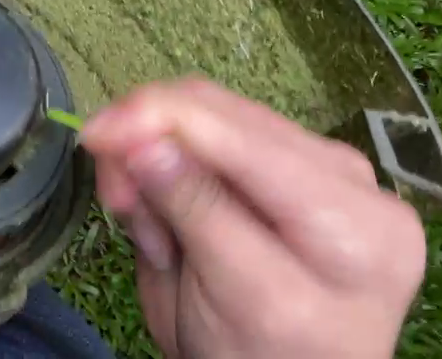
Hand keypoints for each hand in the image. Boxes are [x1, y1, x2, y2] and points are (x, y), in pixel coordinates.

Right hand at [83, 79, 425, 358]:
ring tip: (145, 223)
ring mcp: (302, 153)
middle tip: (115, 201)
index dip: (156, 119)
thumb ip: (199, 212)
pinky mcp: (265, 148)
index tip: (90, 137)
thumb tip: (140, 141)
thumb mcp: (242, 299)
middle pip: (210, 110)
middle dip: (143, 144)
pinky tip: (163, 211)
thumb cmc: (265, 355)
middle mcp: (335, 168)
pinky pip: (188, 123)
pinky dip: (154, 159)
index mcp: (351, 213)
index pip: (241, 135)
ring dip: (145, 156)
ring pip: (190, 108)